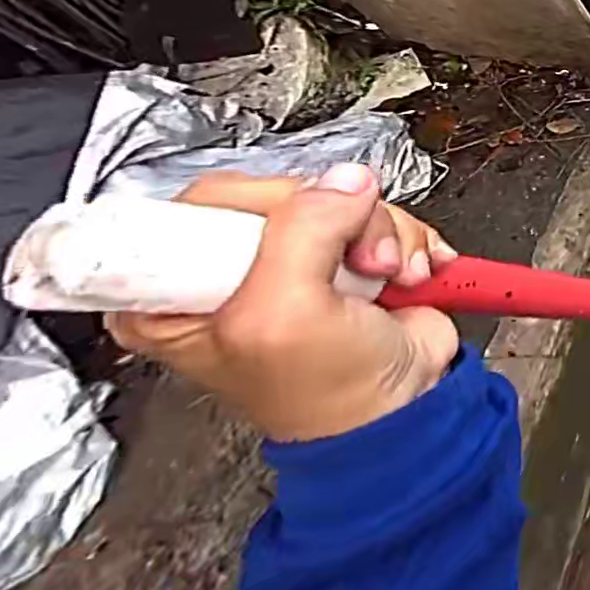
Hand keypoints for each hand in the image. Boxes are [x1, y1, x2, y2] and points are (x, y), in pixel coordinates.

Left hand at [106, 165, 460, 441]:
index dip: (266, 209)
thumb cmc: (327, 391)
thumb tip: (344, 183)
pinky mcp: (350, 250)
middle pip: (290, 190)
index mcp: (182, 290)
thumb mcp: (286, 319)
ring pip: (346, 197)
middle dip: (342, 222)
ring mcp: (301, 254)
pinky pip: (382, 208)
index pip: (208, 201)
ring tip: (386, 279)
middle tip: (355, 268)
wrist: (401, 406)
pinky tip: (406, 273)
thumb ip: (301, 235)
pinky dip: (406, 237)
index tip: (299, 242)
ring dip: (383, 235)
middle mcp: (239, 265)